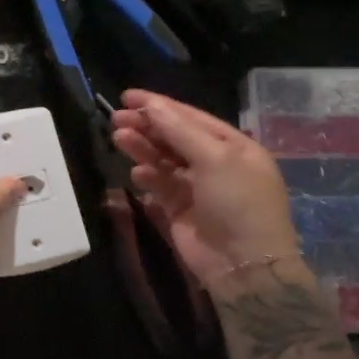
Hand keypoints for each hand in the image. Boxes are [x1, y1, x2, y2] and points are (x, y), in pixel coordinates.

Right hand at [110, 90, 299, 285]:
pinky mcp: (179, 209)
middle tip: (115, 119)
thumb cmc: (238, 202)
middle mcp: (215, 163)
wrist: (243, 262)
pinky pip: (159, 185)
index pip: (191, 117)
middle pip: (174, 137)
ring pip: (163, 160)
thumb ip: (180, 131)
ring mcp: (196, 187)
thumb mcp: (215, 159)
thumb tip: (151, 106)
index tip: (128, 96)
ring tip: (118, 138)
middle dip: (146, 126)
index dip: (160, 105)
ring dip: (142, 148)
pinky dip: (147, 177)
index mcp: (234, 146)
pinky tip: (136, 173)